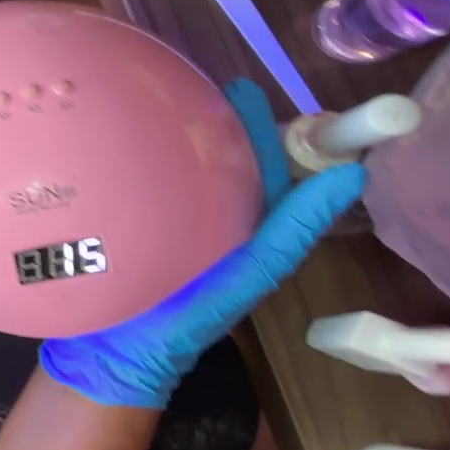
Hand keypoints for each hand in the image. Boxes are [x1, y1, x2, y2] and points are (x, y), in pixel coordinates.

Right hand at [41, 79, 365, 408]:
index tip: (235, 91)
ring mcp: (151, 233)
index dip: (258, 132)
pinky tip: (100, 153)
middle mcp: (197, 229)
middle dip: (206, 131)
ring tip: (142, 111)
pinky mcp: (111, 237)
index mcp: (235, 236)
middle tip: (182, 92)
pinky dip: (122, 172)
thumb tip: (350, 179)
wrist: (98, 358)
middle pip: (211, 170)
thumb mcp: (241, 279)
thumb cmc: (172, 324)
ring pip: (168, 180)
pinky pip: (124, 196)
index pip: (257, 172)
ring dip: (164, 147)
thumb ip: (288, 233)